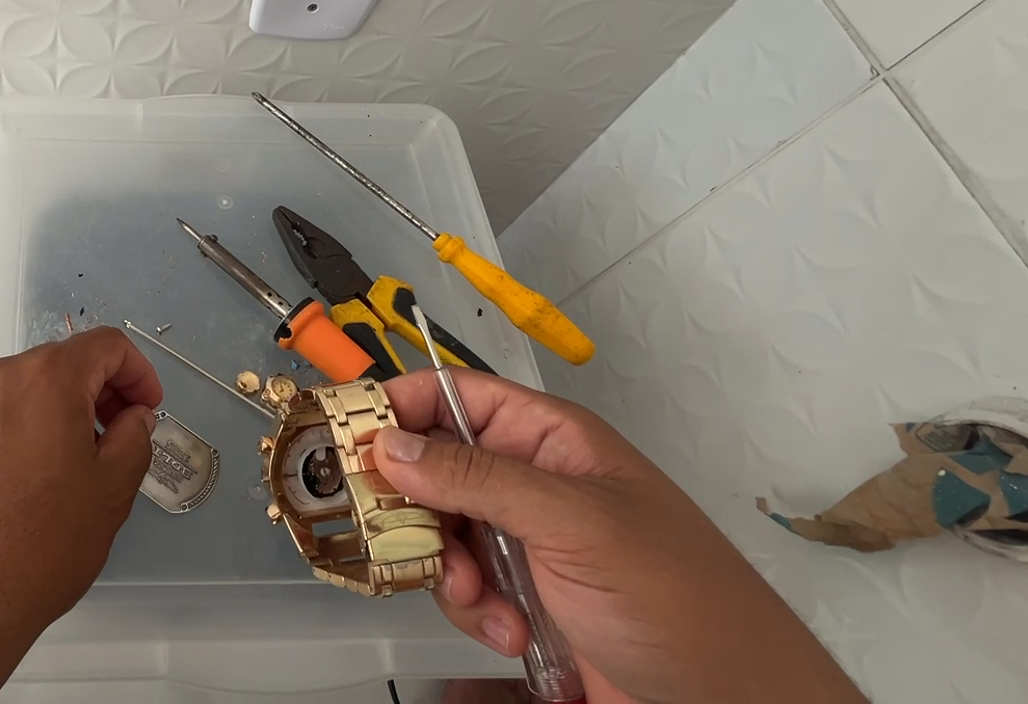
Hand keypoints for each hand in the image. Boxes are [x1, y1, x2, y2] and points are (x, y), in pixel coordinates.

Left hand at [0, 328, 161, 703]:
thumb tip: (134, 417)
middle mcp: (4, 377)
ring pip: (34, 386)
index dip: (139, 372)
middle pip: (67, 361)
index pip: (107, 344)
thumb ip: (135, 436)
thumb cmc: (44, 540)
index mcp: (48, 377)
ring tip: (84, 461)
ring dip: (69, 408)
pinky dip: (34, 424)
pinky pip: (5, 411)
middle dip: (105, 390)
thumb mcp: (113, 487)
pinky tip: (42, 476)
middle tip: (124, 436)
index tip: (148, 410)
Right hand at [371, 369, 863, 703]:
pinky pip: (459, 581)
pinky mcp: (516, 591)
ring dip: (445, 568)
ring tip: (483, 605)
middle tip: (402, 535)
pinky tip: (511, 634)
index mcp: (544, 437)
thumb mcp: (574, 524)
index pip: (451, 394)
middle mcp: (524, 477)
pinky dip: (471, 609)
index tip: (350, 435)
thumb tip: (389, 443)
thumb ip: (476, 477)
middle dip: (415, 506)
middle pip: (430, 464)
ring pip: (436, 527)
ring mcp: (518, 536)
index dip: (399, 406)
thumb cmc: (677, 599)